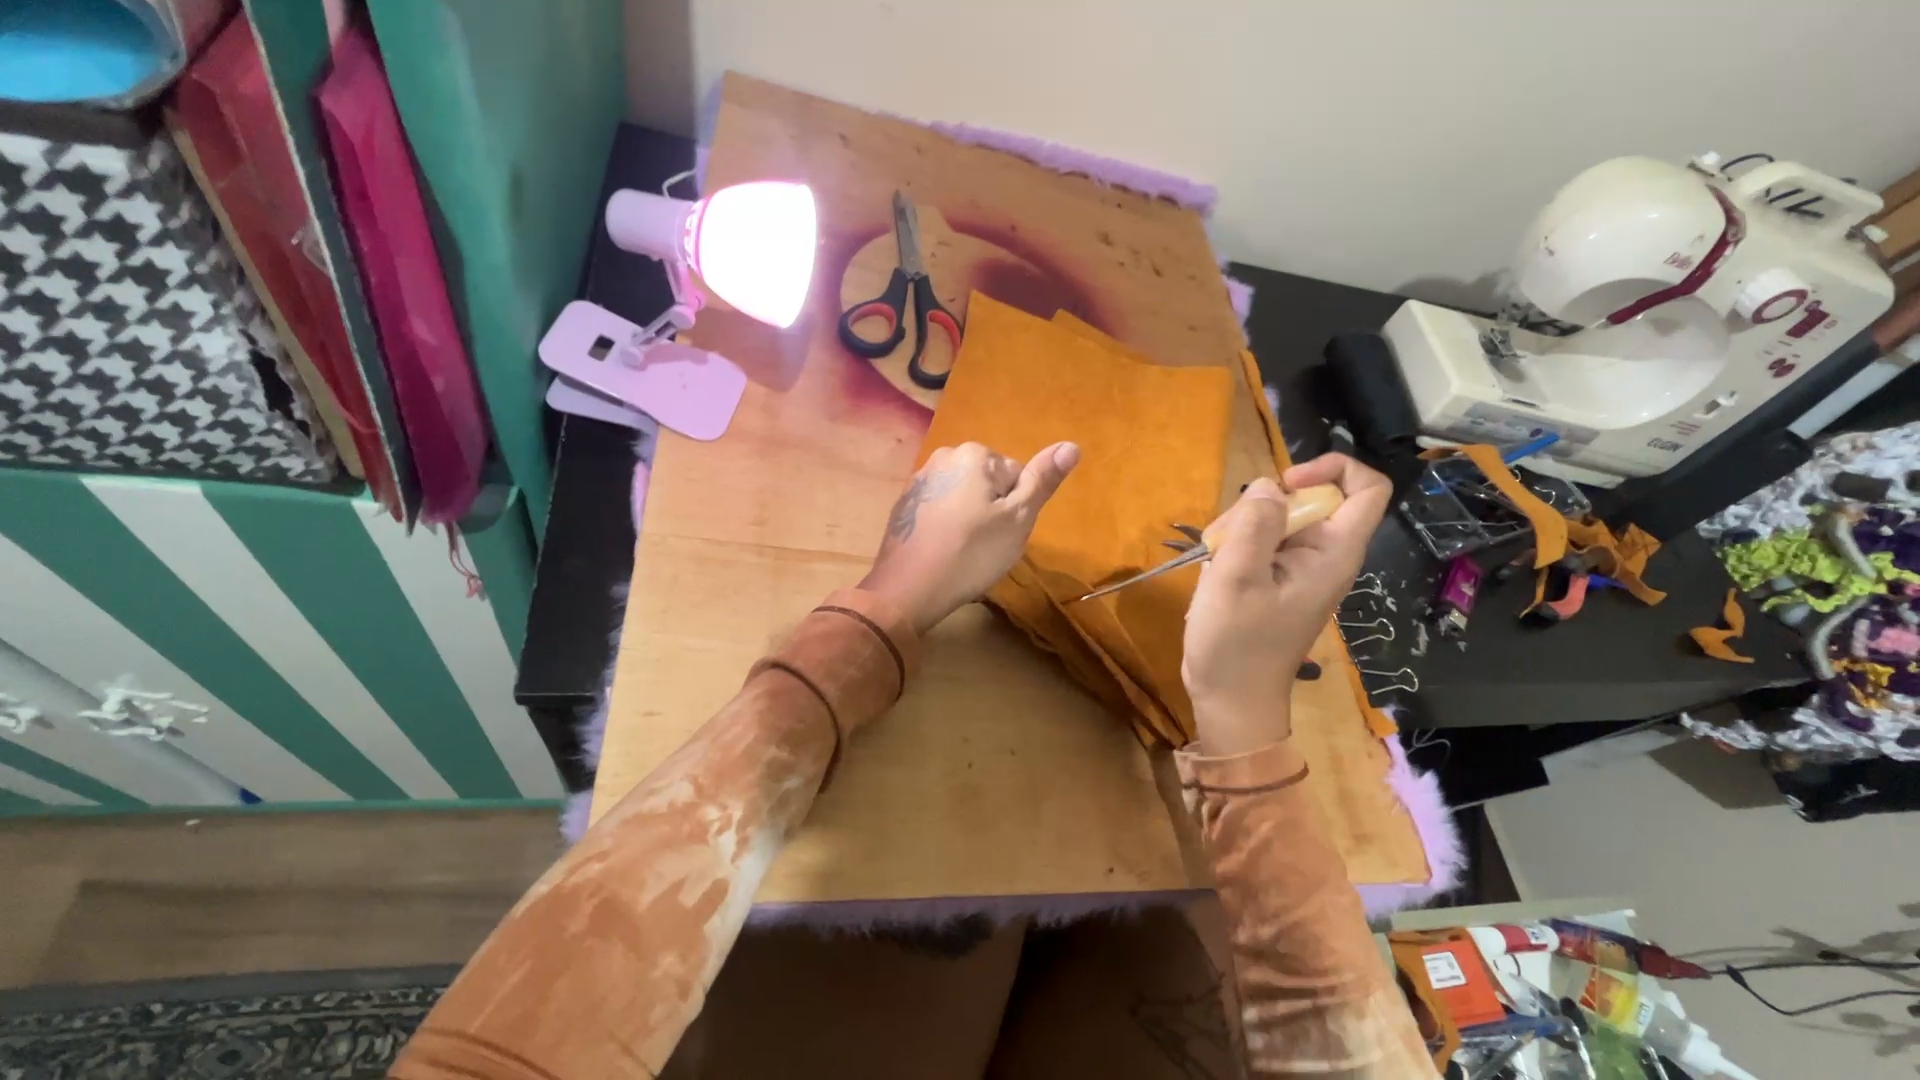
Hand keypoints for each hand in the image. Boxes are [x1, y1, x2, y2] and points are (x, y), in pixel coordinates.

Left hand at [861, 441, 1079, 634]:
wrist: (908, 588)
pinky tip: (943, 550)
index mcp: (975, 454)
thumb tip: (1072, 445)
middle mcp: (944, 456)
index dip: (1017, 509)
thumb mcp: (1019, 519)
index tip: (1003, 534)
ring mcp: (919, 480)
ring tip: (964, 551)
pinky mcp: (904, 504)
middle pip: (988, 483)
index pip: (1017, 477)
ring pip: (964, 497)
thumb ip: (1043, 480)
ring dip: (969, 519)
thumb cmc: (971, 553)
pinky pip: (940, 509)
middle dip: (992, 511)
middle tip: (986, 545)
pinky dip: (946, 526)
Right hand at [1181, 454, 1390, 755]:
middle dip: (1265, 504)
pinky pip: (1262, 541)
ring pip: (1279, 517)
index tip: (1285, 482)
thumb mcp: (1237, 579)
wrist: (1230, 699)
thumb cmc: (1236, 644)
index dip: (1332, 469)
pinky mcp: (1277, 579)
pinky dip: (1237, 546)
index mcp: (1333, 554)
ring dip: (1242, 526)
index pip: (1368, 488)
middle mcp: (1325, 556)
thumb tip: (1267, 486)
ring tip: (1219, 559)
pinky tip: (1218, 572)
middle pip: (1310, 497)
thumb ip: (1254, 525)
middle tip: (1233, 537)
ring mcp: (1300, 568)